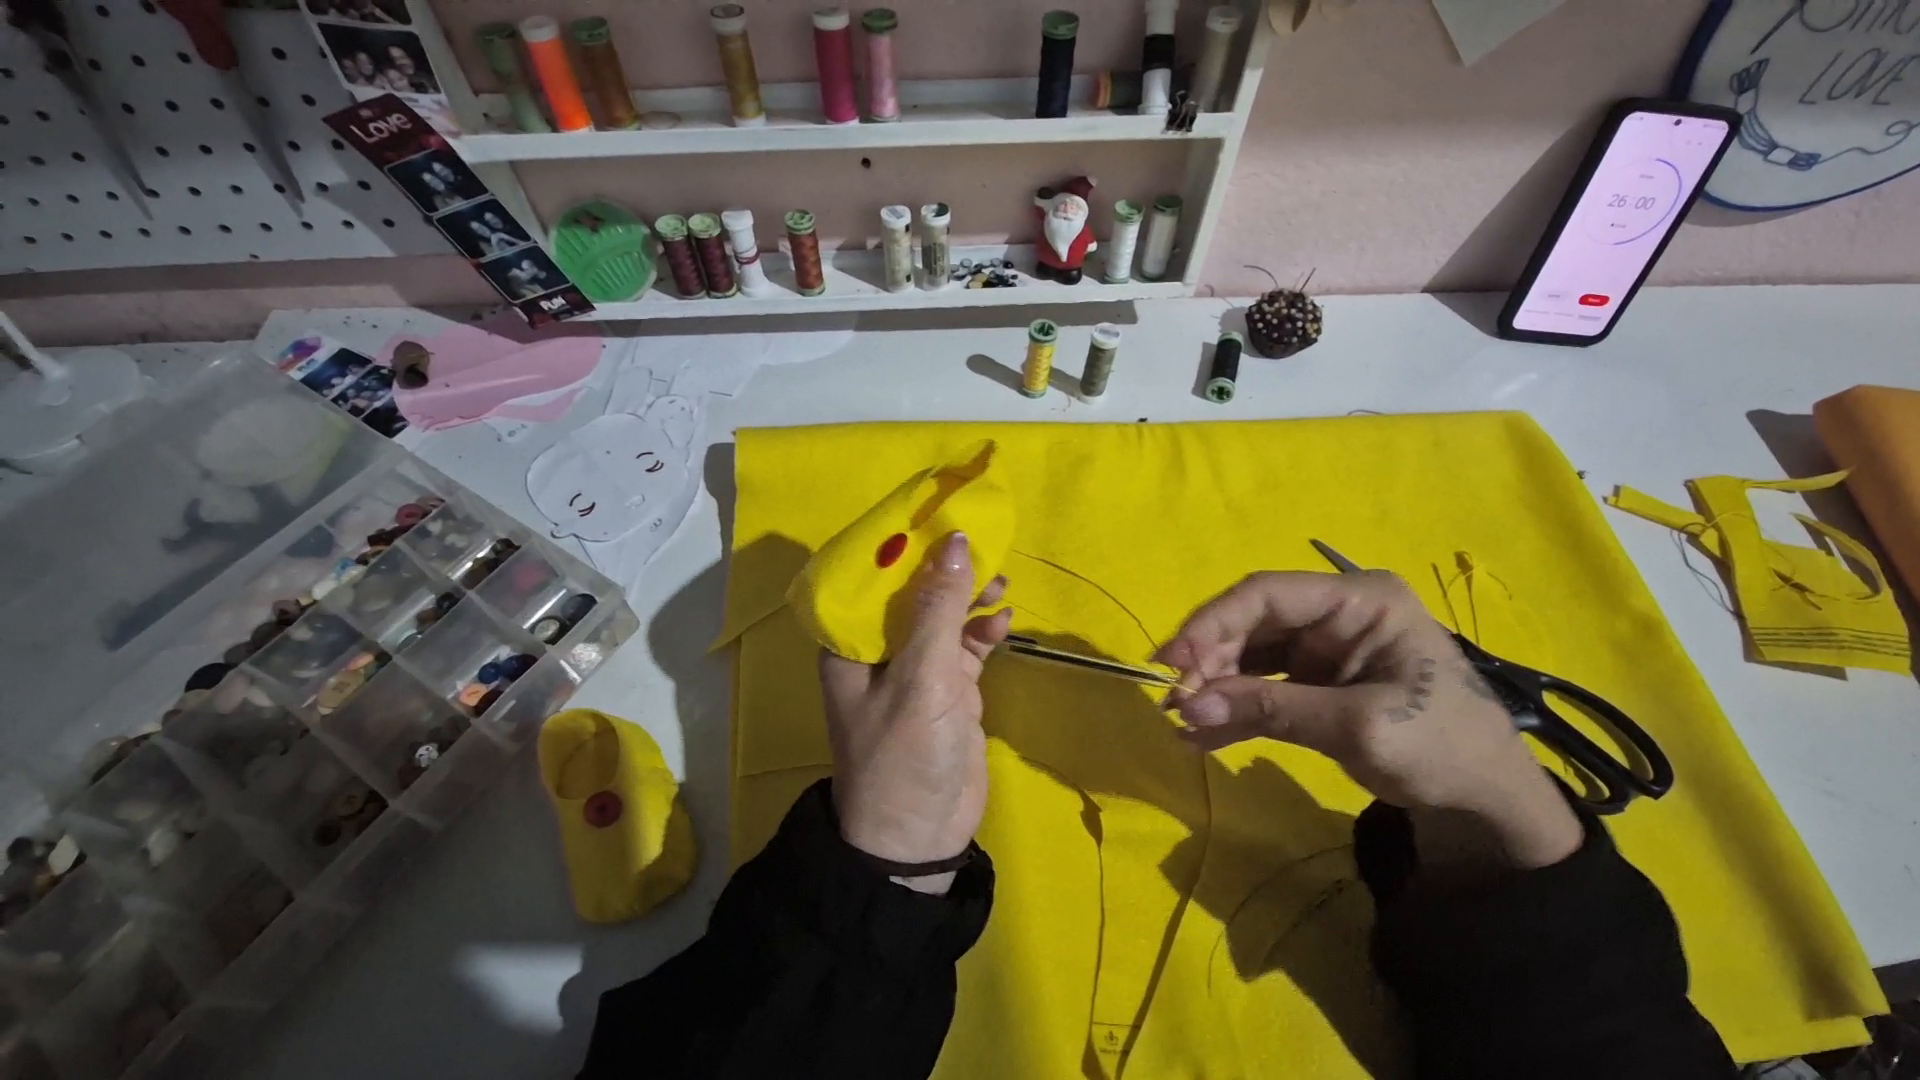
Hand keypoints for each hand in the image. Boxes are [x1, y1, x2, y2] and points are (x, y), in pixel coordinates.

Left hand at [819, 532, 1011, 893]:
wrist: (920, 839)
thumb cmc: (904, 756)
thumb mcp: (922, 678)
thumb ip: (939, 608)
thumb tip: (956, 540)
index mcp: (850, 642)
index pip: (869, 574)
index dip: (901, 541)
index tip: (938, 510)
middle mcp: (877, 648)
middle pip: (911, 590)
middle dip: (944, 566)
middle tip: (984, 543)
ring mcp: (914, 669)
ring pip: (942, 614)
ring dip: (969, 596)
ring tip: (1000, 583)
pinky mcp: (947, 689)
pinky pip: (965, 644)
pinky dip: (983, 630)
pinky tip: (1003, 622)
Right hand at [1156, 571, 1581, 872]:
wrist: (1487, 801)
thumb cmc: (1442, 748)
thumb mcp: (1357, 727)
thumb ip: (1270, 710)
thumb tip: (1187, 708)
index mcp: (1359, 601)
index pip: (1267, 595)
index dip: (1213, 624)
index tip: (1173, 663)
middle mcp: (1335, 614)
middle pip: (1252, 623)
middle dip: (1210, 661)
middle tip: (1175, 701)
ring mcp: (1324, 648)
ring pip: (1248, 654)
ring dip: (1214, 687)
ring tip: (1182, 722)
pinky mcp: (1315, 681)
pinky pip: (1260, 686)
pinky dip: (1233, 709)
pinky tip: (1203, 736)